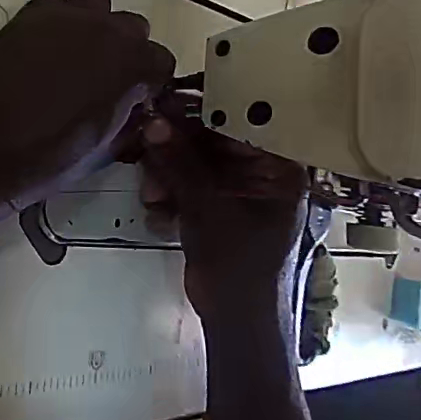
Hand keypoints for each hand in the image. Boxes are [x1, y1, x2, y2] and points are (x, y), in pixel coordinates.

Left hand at [0, 0, 172, 209]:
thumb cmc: (45, 159)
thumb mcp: (102, 150)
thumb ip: (127, 121)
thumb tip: (134, 112)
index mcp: (131, 65)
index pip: (160, 62)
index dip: (148, 84)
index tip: (133, 100)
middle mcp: (105, 30)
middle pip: (131, 29)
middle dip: (123, 53)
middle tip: (101, 83)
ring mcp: (64, 17)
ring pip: (95, 8)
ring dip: (92, 30)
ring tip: (71, 62)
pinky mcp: (27, 16)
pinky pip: (56, 6)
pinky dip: (57, 23)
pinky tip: (43, 51)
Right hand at [139, 114, 308, 323]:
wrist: (235, 318)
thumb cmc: (238, 264)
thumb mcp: (207, 208)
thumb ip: (180, 163)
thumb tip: (153, 120)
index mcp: (277, 167)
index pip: (241, 121)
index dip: (203, 109)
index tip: (165, 101)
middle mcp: (259, 172)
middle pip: (211, 139)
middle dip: (175, 147)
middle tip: (143, 146)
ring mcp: (234, 189)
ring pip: (192, 161)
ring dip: (166, 173)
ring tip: (152, 194)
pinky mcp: (213, 205)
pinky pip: (185, 182)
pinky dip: (168, 192)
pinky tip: (158, 210)